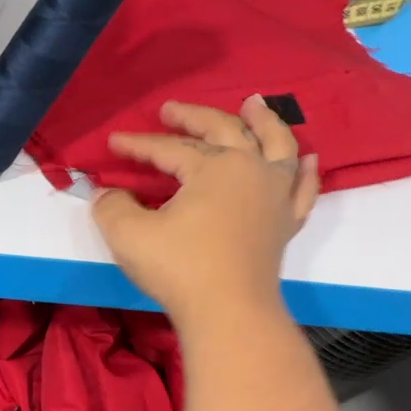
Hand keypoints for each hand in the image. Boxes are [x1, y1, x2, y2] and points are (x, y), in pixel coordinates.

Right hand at [92, 96, 320, 329]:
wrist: (227, 306)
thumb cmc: (177, 266)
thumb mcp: (128, 235)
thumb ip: (112, 207)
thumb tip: (106, 192)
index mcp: (214, 168)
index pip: (170, 149)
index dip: (138, 144)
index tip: (114, 141)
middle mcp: (252, 168)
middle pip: (225, 131)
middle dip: (194, 118)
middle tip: (172, 109)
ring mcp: (276, 193)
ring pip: (276, 144)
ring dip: (264, 121)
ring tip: (254, 104)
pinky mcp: (286, 220)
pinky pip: (302, 185)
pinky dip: (303, 168)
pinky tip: (303, 159)